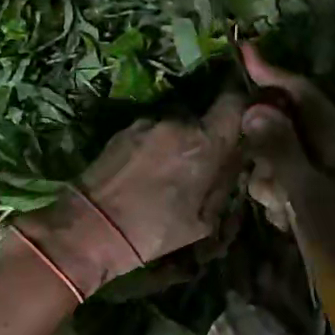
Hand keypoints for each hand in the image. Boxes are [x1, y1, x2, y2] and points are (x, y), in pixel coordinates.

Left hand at [14, 91, 244, 295]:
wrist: (90, 229)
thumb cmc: (154, 231)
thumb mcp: (204, 220)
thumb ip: (224, 183)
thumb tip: (237, 161)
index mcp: (204, 143)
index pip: (235, 103)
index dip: (243, 110)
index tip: (244, 125)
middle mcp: (178, 123)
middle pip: (204, 119)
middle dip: (207, 138)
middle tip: (203, 166)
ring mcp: (147, 123)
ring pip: (177, 127)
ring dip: (180, 143)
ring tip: (169, 174)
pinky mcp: (123, 130)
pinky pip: (152, 133)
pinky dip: (156, 147)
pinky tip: (147, 173)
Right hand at [239, 45, 334, 294]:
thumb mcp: (307, 191)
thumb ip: (280, 150)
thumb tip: (254, 110)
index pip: (300, 92)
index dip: (271, 72)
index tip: (242, 52)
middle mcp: (333, 143)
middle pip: (284, 124)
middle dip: (265, 150)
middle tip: (263, 179)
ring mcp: (329, 165)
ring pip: (282, 155)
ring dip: (273, 181)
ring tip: (283, 209)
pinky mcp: (324, 186)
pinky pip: (290, 178)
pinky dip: (283, 196)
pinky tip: (290, 221)